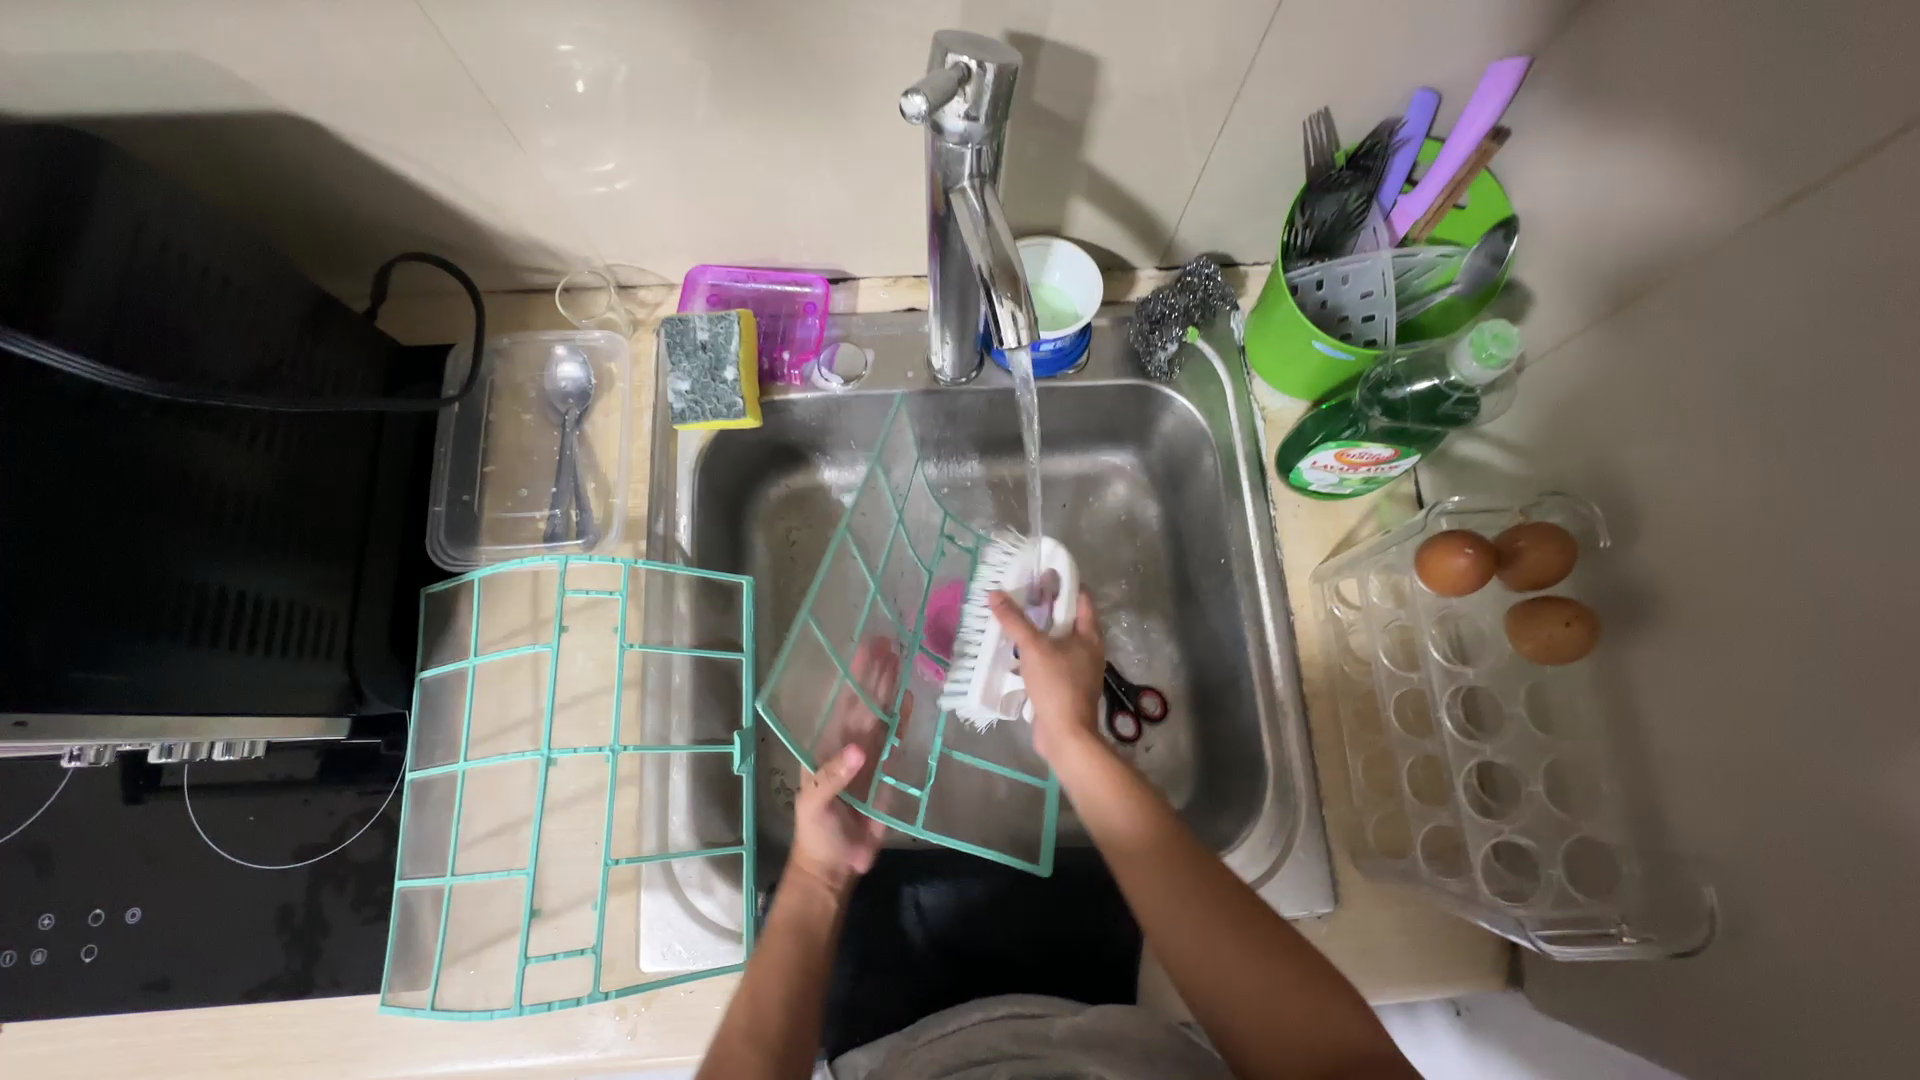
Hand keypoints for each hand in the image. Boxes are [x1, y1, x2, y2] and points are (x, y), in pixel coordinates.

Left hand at [790, 638, 901, 895]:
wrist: (837, 863)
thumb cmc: (816, 830)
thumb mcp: (814, 804)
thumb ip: (833, 777)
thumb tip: (860, 750)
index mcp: (826, 744)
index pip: (843, 701)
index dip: (855, 674)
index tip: (867, 647)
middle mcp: (849, 742)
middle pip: (866, 700)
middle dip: (876, 672)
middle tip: (890, 641)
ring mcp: (869, 755)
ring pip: (882, 713)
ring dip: (891, 687)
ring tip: (901, 658)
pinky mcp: (887, 771)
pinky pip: (896, 738)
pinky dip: (903, 718)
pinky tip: (909, 698)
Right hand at [989, 588, 1105, 764]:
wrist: (1066, 734)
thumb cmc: (1056, 684)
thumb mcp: (1033, 647)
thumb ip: (1014, 621)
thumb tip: (995, 594)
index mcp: (1090, 635)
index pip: (1081, 598)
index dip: (1064, 583)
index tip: (1041, 574)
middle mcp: (1089, 649)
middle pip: (1069, 620)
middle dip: (1047, 608)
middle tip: (1022, 596)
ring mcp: (1079, 669)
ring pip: (1058, 642)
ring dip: (1040, 632)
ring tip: (1016, 621)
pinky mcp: (1066, 686)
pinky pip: (1051, 662)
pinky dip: (1037, 654)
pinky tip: (1018, 653)